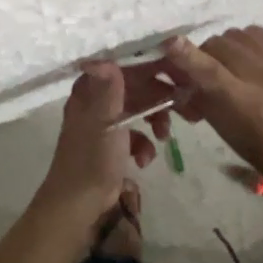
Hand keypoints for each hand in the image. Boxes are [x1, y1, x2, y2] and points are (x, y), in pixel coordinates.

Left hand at [31, 61, 171, 216]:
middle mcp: (95, 103)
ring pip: (137, 111)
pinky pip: (134, 136)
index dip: (145, 66)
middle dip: (157, 97)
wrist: (80, 205)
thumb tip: (104, 58)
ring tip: (164, 135)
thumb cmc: (91, 160)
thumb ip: (108, 89)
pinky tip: (144, 160)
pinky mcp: (112, 146)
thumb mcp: (104, 121)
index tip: (172, 68)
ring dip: (154, 121)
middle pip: (133, 88)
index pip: (120, 66)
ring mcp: (103, 125)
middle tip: (182, 104)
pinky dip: (144, 145)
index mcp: (89, 93)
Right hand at [160, 27, 262, 175]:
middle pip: (219, 45)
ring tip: (231, 63)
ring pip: (236, 34)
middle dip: (205, 54)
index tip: (169, 42)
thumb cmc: (251, 141)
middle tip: (207, 69)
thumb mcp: (217, 123)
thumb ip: (195, 92)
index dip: (188, 56)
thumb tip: (173, 64)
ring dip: (226, 46)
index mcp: (242, 102)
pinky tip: (251, 57)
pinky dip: (247, 41)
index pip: (211, 71)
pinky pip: (257, 32)